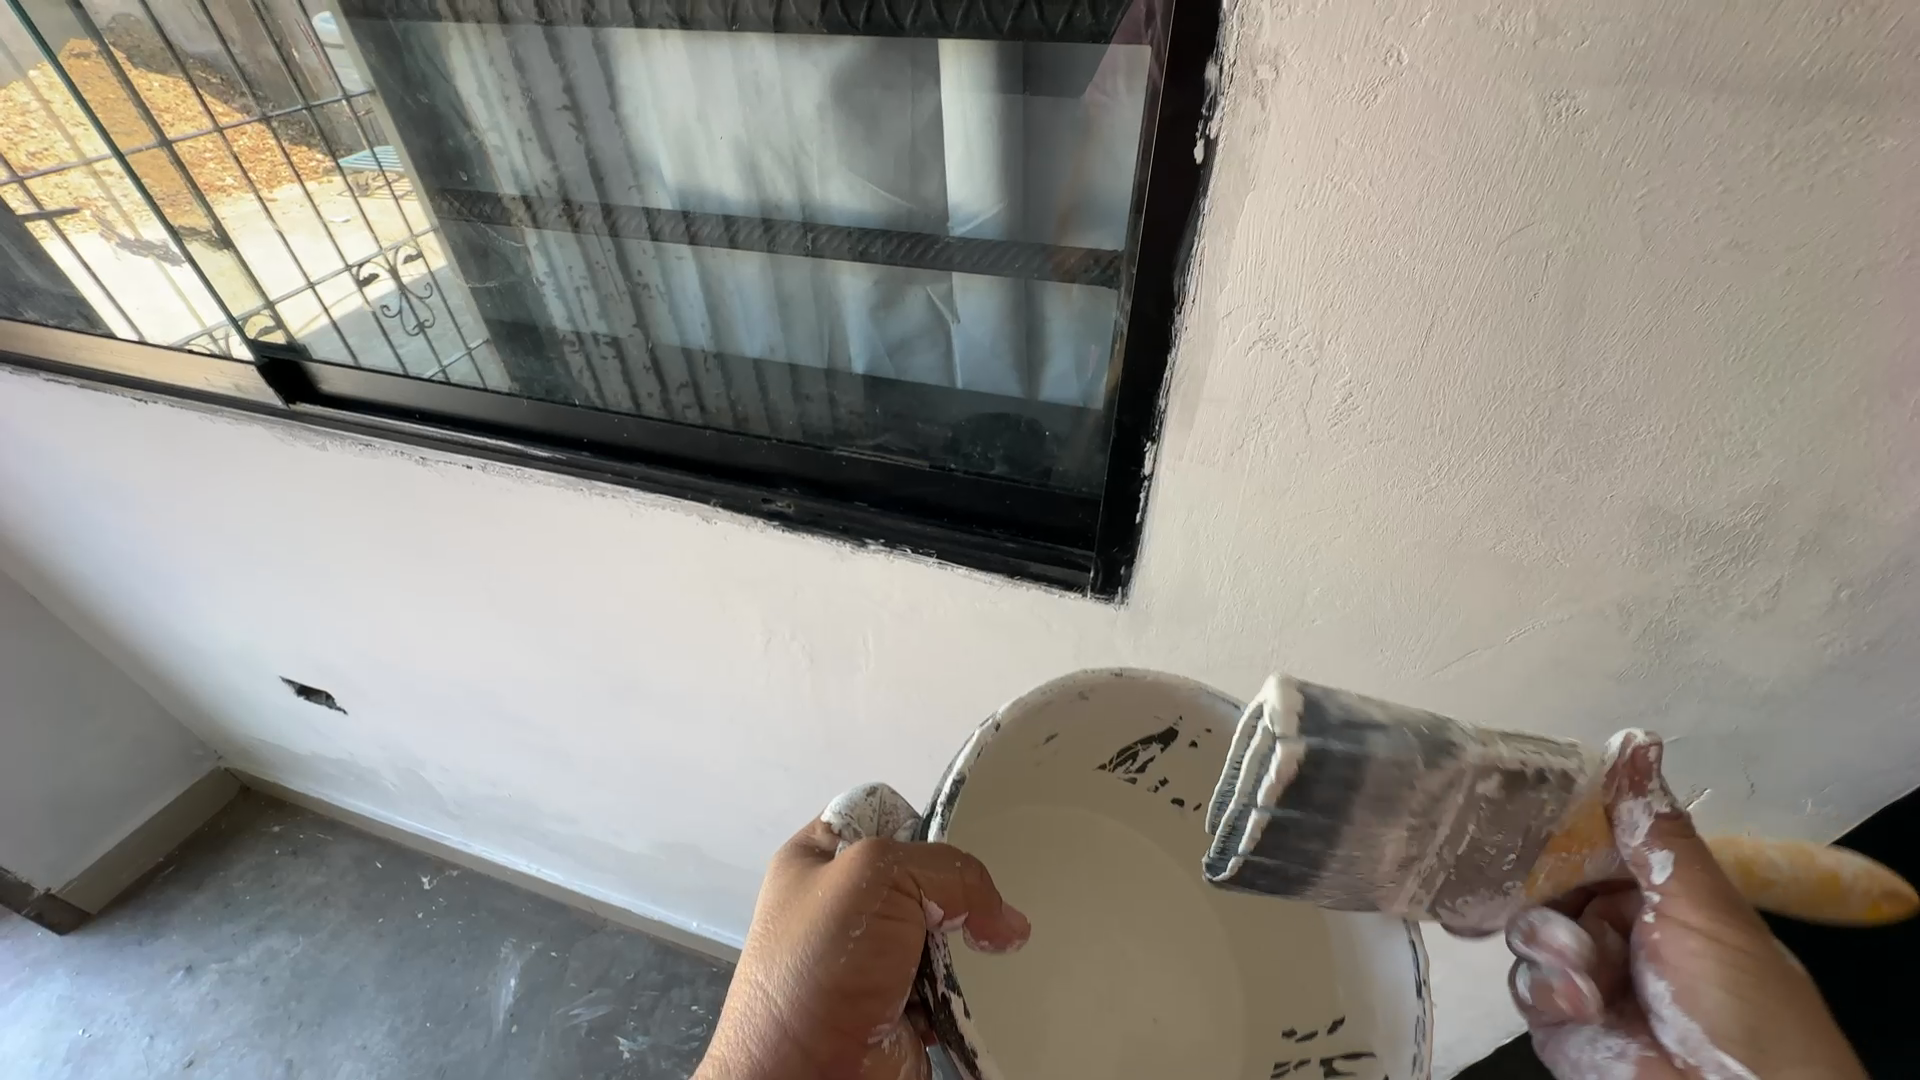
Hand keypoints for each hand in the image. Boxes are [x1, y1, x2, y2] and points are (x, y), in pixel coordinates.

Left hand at [695, 783, 1030, 1079]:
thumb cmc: (820, 966)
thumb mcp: (880, 876)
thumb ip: (951, 872)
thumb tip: (1006, 921)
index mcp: (819, 856)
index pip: (881, 813)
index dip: (917, 822)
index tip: (944, 844)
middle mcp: (843, 901)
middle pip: (921, 873)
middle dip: (950, 891)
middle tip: (969, 907)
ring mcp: (870, 956)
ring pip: (939, 929)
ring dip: (960, 944)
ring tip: (972, 951)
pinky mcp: (897, 1003)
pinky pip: (946, 982)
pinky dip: (961, 988)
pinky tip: (962, 990)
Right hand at [1506, 730, 1865, 1079]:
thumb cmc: (1739, 1006)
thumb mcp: (1702, 908)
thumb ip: (1652, 828)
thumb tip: (1634, 737)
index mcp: (1652, 898)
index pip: (1585, 845)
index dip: (1551, 828)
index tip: (1511, 805)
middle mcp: (1612, 930)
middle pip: (1542, 884)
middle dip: (1543, 895)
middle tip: (1561, 910)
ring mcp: (1581, 975)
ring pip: (1525, 930)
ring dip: (1550, 949)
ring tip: (1586, 977)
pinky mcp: (1554, 1017)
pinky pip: (1522, 981)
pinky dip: (1546, 990)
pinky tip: (1580, 1004)